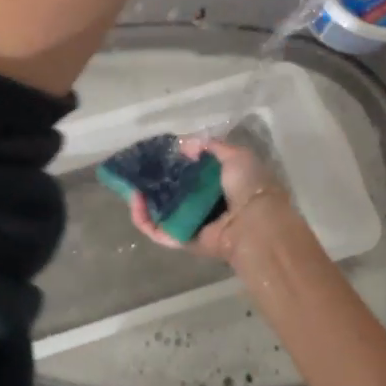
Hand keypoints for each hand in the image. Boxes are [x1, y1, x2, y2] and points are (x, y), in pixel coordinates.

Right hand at [128, 137, 290, 261]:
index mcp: (222, 186)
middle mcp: (205, 206)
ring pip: (160, 213)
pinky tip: (135, 200)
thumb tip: (186, 145)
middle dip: (156, 182)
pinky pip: (156, 230)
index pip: (194, 174)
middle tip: (140, 171)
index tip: (161, 155)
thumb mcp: (237, 156)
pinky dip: (142, 218)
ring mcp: (192, 224)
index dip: (177, 164)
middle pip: (174, 193)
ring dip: (144, 201)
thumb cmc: (249, 186)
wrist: (253, 223)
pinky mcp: (180, 240)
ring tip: (132, 185)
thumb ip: (212, 147)